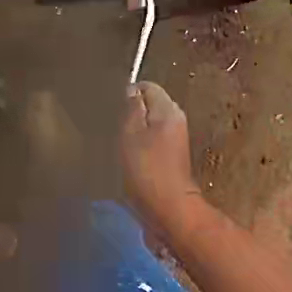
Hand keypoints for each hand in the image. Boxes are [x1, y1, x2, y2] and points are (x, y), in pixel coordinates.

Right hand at [120, 82, 200, 217]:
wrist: (167, 205)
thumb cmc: (145, 167)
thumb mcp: (130, 132)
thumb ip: (132, 108)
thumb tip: (131, 90)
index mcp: (168, 110)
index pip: (148, 87)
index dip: (129, 93)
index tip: (114, 108)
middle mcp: (176, 118)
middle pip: (151, 102)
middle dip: (133, 109)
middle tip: (114, 123)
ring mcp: (176, 136)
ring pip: (151, 120)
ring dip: (136, 126)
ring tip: (120, 138)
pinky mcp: (172, 152)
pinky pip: (153, 135)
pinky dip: (141, 139)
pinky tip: (130, 151)